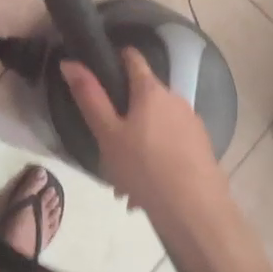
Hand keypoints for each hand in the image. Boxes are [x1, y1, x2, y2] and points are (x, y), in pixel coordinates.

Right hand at [60, 48, 228, 218]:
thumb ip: (89, 96)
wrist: (196, 213)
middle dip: (123, 116)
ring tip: (125, 181)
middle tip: (107, 146)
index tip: (99, 72)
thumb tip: (70, 62)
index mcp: (151, 90)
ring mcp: (192, 123)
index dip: (114, 58)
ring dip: (139, 143)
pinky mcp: (202, 148)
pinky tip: (146, 190)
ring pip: (156, 125)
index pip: (132, 57)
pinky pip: (171, 145)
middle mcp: (175, 99)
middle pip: (143, 96)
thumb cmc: (145, 168)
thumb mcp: (107, 134)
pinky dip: (157, 158)